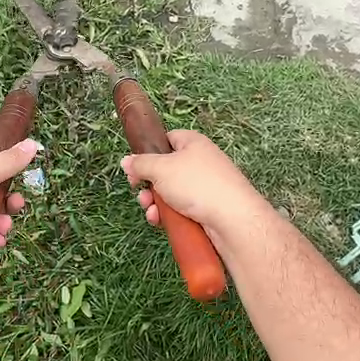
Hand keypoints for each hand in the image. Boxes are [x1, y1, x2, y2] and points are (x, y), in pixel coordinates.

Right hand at [120, 130, 273, 238]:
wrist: (233, 219)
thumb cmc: (197, 185)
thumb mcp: (161, 168)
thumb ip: (140, 163)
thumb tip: (126, 161)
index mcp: (193, 143)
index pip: (166, 139)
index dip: (149, 152)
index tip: (135, 167)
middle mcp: (201, 161)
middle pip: (165, 169)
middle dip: (149, 184)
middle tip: (140, 192)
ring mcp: (205, 186)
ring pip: (171, 192)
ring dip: (156, 202)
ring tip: (151, 211)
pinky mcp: (207, 208)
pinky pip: (182, 208)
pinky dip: (169, 215)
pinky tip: (160, 221)